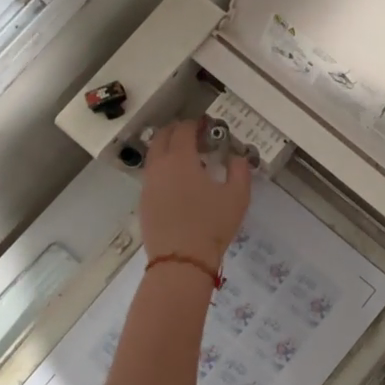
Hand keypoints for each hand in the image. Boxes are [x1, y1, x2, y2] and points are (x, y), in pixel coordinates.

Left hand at [140, 119, 250, 269]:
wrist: (182, 260)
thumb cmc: (212, 225)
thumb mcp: (237, 197)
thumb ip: (239, 171)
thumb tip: (236, 157)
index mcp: (181, 159)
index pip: (183, 131)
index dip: (194, 123)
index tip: (205, 124)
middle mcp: (160, 166)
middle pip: (162, 137)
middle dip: (176, 130)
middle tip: (191, 133)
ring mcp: (148, 185)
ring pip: (153, 156)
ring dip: (166, 149)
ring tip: (184, 157)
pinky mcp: (144, 202)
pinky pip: (151, 175)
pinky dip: (162, 168)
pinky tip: (176, 181)